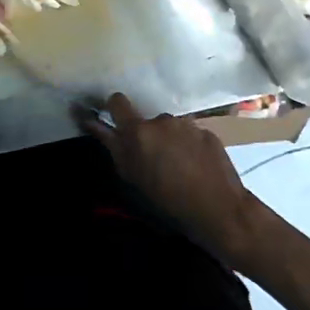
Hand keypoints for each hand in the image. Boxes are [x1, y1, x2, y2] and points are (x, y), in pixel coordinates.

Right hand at [81, 93, 278, 269]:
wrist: (217, 207)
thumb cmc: (167, 199)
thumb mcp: (132, 177)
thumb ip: (112, 145)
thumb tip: (91, 121)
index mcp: (139, 131)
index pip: (117, 101)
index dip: (113, 108)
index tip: (114, 121)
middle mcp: (163, 120)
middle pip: (148, 121)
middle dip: (147, 136)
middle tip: (153, 162)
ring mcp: (189, 124)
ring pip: (171, 129)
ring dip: (169, 142)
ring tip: (177, 169)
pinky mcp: (208, 132)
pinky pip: (191, 135)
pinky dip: (189, 147)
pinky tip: (195, 168)